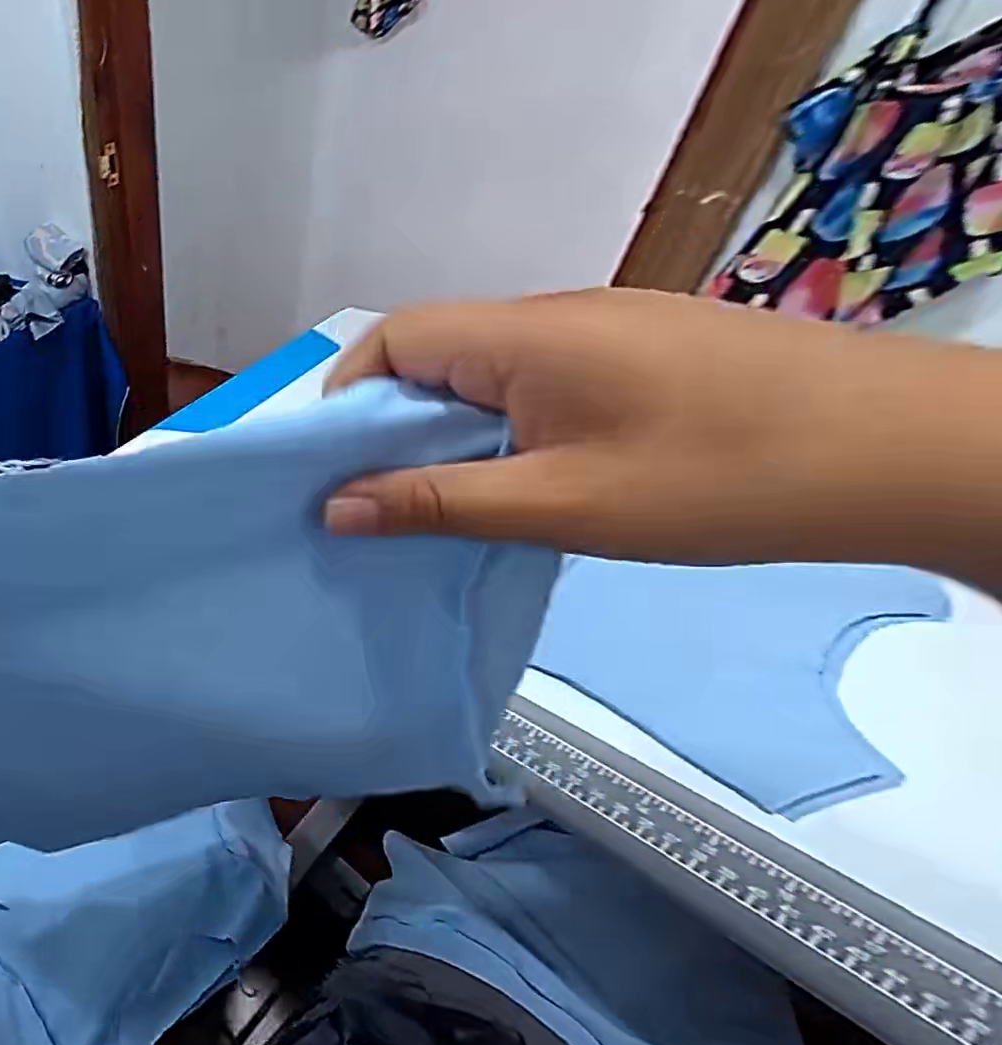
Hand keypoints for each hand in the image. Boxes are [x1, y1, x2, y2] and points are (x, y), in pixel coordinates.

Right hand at [322, 288, 1001, 588]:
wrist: (927, 458)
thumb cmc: (727, 477)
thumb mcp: (558, 504)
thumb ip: (435, 503)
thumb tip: (334, 509)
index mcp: (525, 336)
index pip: (395, 336)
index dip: (348, 391)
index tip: (334, 460)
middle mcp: (552, 318)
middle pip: (430, 352)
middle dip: (386, 420)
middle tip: (377, 491)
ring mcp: (596, 333)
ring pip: (475, 371)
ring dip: (440, 428)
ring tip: (439, 492)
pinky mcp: (630, 356)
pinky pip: (524, 382)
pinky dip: (490, 427)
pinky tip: (510, 475)